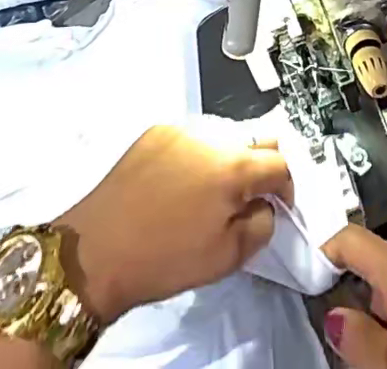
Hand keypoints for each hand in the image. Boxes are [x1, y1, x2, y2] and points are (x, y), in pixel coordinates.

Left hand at [56, 125, 292, 321]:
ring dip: (229, 157)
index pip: (278, 163)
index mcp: (231, 165)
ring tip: (215, 191)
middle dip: (258, 167)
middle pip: (251, 139)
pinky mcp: (154, 131)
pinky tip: (186, 181)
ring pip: (222, 133)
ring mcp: (177, 129)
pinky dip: (200, 152)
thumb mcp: (229, 254)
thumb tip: (263, 204)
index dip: (285, 188)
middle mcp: (206, 135)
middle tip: (248, 199)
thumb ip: (261, 222)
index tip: (278, 207)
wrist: (100, 247)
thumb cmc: (166, 257)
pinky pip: (192, 135)